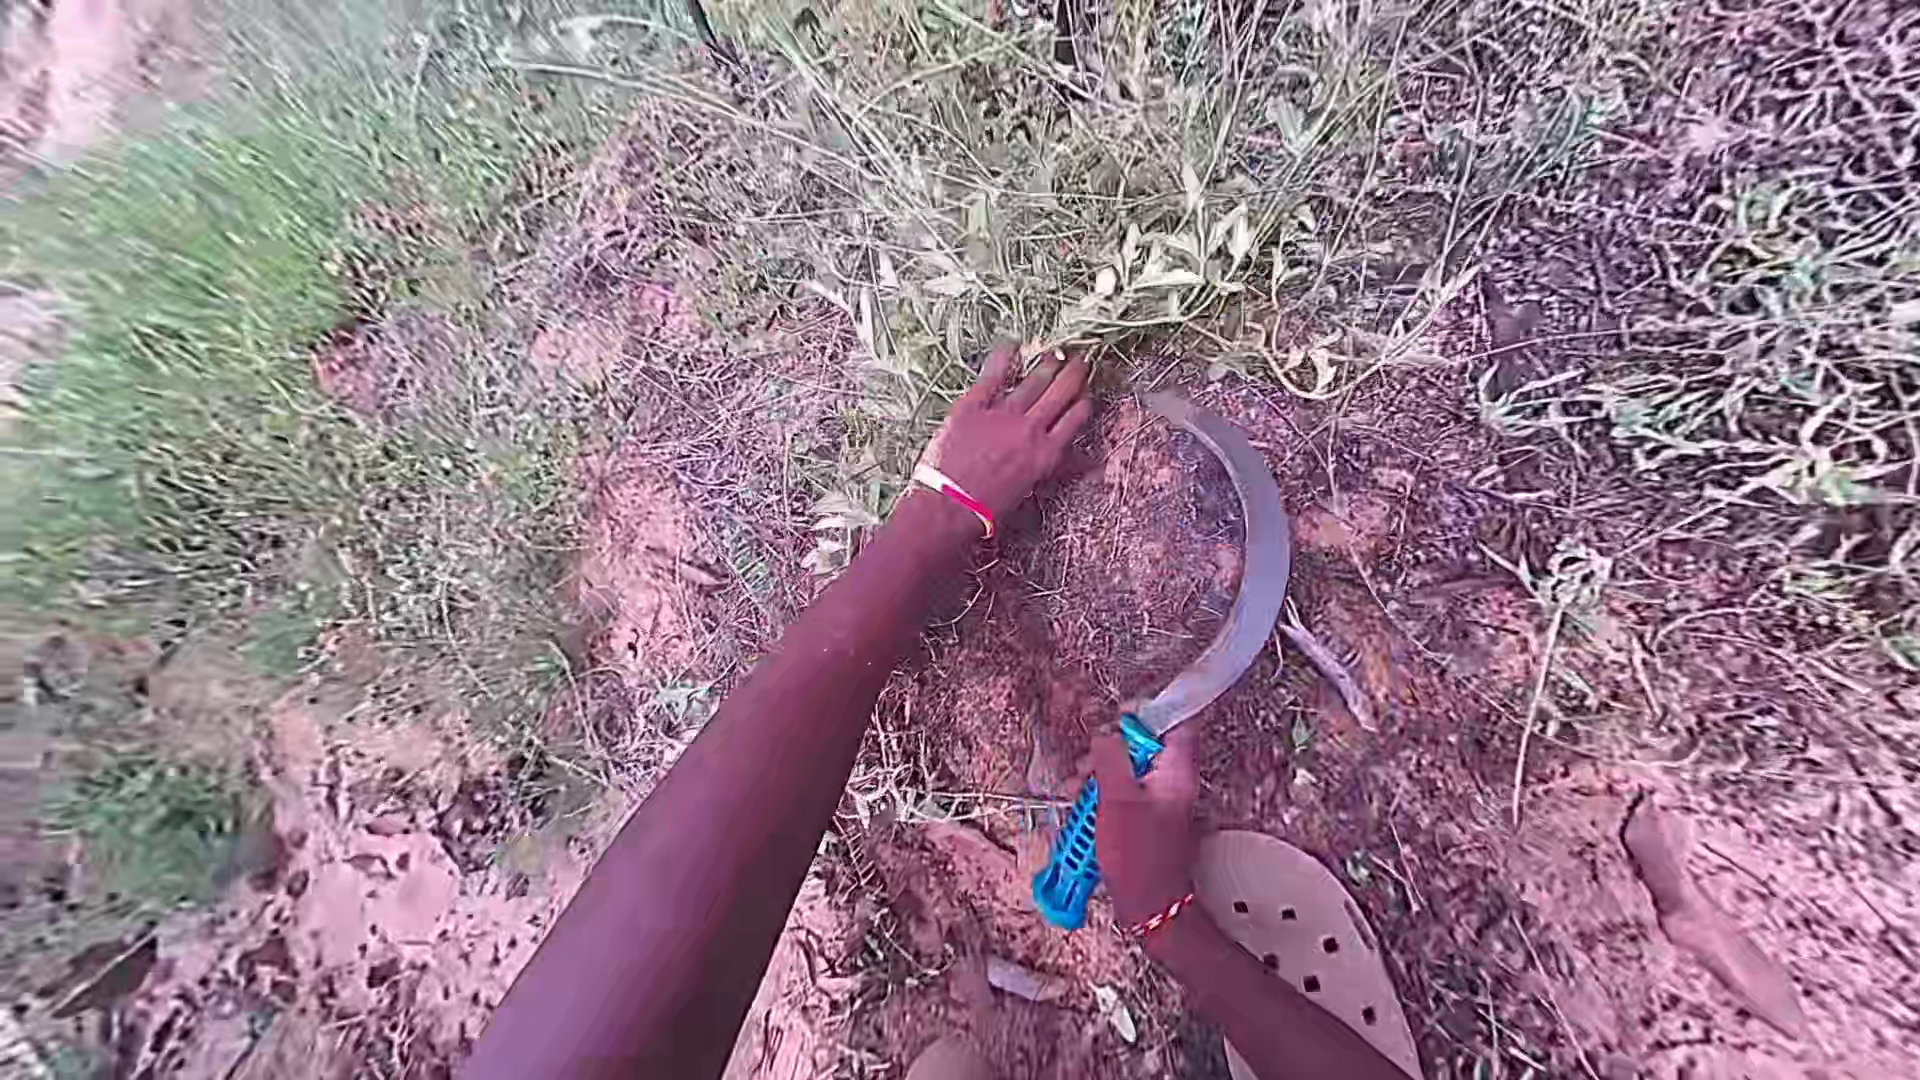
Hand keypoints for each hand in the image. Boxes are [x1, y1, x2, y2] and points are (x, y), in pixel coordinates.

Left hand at [920, 344, 1091, 517]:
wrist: (950, 506)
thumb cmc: (987, 507)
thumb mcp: (1028, 489)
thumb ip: (1052, 467)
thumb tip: (1083, 463)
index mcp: (1046, 453)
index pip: (1075, 417)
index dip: (1082, 400)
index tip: (1084, 390)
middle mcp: (1030, 429)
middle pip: (1061, 392)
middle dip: (1073, 373)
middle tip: (1079, 360)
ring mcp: (1002, 414)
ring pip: (1034, 381)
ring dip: (1047, 364)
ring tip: (1055, 352)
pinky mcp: (973, 406)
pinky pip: (994, 374)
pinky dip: (1004, 357)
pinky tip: (1013, 346)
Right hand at [1091, 725, 1198, 926]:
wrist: (1149, 907)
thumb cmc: (1139, 856)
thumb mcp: (1118, 798)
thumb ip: (1111, 757)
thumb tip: (1105, 730)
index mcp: (1176, 770)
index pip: (1176, 721)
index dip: (1147, 712)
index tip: (1120, 715)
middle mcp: (1172, 780)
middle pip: (1143, 744)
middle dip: (1110, 749)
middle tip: (1090, 764)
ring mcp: (1159, 798)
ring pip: (1128, 766)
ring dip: (1100, 772)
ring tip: (1080, 788)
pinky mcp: (1145, 814)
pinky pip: (1123, 789)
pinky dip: (1103, 792)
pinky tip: (1085, 805)